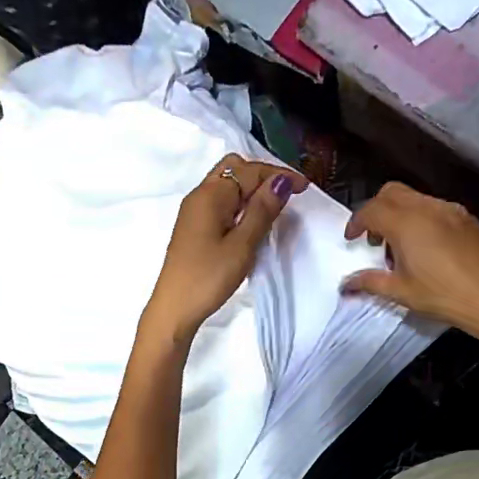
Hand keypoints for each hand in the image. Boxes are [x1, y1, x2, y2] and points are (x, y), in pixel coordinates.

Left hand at [142, 154, 306, 343]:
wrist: (174, 309)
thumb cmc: (208, 278)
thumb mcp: (241, 245)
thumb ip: (261, 211)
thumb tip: (280, 181)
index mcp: (210, 195)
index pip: (249, 170)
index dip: (278, 175)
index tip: (304, 188)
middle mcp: (199, 196)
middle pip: (234, 169)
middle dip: (262, 175)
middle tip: (287, 194)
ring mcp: (194, 212)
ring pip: (227, 186)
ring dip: (251, 190)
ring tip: (274, 207)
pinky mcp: (194, 228)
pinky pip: (220, 203)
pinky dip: (239, 204)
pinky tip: (251, 221)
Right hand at [341, 182, 478, 349]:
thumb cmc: (444, 296)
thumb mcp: (401, 292)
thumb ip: (370, 282)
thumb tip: (346, 284)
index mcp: (406, 224)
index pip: (371, 210)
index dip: (356, 222)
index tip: (352, 239)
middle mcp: (426, 208)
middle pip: (391, 192)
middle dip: (375, 210)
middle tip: (373, 238)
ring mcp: (449, 210)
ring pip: (413, 197)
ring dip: (397, 214)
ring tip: (398, 247)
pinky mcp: (465, 217)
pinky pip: (432, 207)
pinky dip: (418, 218)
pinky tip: (423, 247)